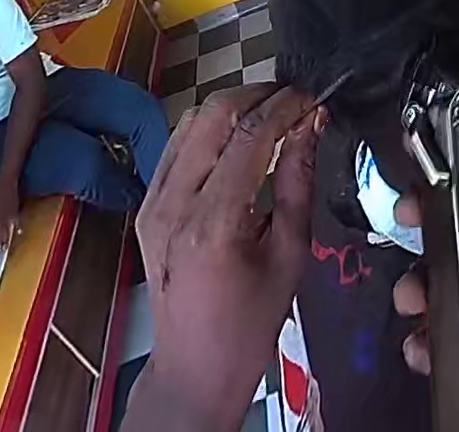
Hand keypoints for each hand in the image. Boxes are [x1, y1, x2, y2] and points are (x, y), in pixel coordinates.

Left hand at [122, 85, 321, 431]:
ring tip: (270, 109)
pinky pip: (178, 142)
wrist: (193, 366)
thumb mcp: (291, 252)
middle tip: (292, 97)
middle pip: (214, 113)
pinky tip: (237, 133)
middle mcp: (174, 202)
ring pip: (192, 119)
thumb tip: (312, 122)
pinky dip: (210, 125)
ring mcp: (152, 199)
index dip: (286, 105)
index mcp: (214, 223)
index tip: (312, 95)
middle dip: (258, 93)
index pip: (251, 135)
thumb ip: (300, 178)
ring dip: (234, 104)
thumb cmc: (251, 320)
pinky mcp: (146, 201)